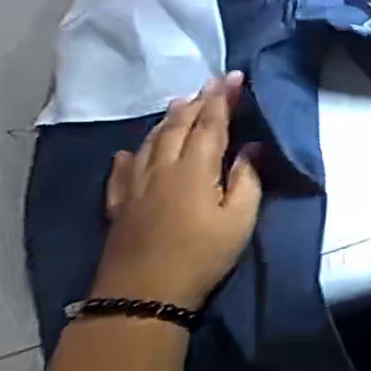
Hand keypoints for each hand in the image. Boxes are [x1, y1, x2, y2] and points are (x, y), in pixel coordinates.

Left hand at [91, 73, 263, 309]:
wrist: (144, 293)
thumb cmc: (203, 255)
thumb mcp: (240, 220)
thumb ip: (246, 180)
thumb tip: (252, 149)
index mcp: (194, 170)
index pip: (210, 125)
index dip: (222, 99)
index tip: (233, 77)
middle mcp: (161, 168)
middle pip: (178, 126)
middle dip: (197, 102)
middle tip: (210, 84)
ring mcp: (134, 185)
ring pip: (150, 141)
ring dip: (167, 119)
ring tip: (180, 104)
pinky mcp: (119, 204)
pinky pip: (123, 168)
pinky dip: (132, 152)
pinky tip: (132, 149)